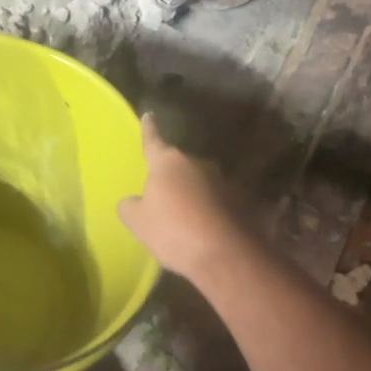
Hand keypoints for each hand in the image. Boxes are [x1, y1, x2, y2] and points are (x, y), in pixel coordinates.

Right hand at [117, 113, 249, 280]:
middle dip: (169, 179)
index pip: (153, 140)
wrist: (226, 256)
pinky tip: (202, 234)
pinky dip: (207, 213)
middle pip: (177, 166)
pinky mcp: (239, 202)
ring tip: (183, 223)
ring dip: (190, 197)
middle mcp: (196, 164)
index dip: (148, 129)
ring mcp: (221, 182)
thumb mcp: (138, 222)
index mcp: (168, 162)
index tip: (149, 114)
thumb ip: (130, 206)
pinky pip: (215, 204)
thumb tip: (132, 201)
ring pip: (198, 185)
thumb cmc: (174, 231)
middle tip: (161, 200)